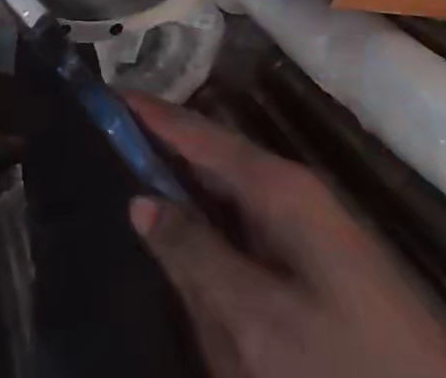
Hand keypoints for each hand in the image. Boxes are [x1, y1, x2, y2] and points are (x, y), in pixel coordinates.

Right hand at [124, 93, 445, 377]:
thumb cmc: (347, 370)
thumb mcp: (258, 319)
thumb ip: (194, 254)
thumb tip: (140, 202)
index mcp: (279, 189)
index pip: (199, 134)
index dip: (150, 113)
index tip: (103, 95)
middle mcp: (289, 196)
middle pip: (209, 157)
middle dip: (157, 148)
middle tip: (98, 141)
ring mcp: (302, 231)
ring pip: (222, 196)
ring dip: (178, 189)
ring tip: (121, 178)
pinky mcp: (308, 266)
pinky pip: (240, 232)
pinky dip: (203, 229)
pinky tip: (177, 242)